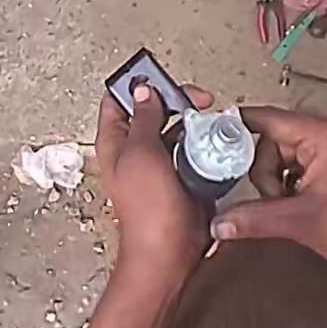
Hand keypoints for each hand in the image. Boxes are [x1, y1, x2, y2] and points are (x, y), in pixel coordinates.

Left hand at [93, 81, 213, 289]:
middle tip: (194, 98)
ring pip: (173, 127)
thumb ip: (144, 118)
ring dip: (190, 119)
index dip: (136, 84)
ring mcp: (158, 162)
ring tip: (206, 116)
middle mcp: (134, 150)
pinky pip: (191, 147)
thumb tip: (144, 91)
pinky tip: (211, 138)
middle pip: (151, 109)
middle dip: (173, 99)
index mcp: (115, 142)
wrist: (170, 250)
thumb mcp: (141, 154)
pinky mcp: (180, 174)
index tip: (159, 77)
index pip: (117, 99)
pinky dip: (201, 139)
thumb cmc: (147, 211)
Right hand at [211, 106, 326, 272]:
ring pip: (275, 156)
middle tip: (274, 197)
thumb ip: (255, 217)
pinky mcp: (325, 166)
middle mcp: (321, 135)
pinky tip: (294, 204)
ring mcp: (324, 150)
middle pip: (266, 140)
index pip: (264, 119)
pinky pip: (288, 167)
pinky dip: (284, 185)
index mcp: (318, 135)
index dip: (236, 130)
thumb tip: (219, 224)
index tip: (213, 146)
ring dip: (272, 181)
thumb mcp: (301, 221)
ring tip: (289, 204)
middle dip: (261, 171)